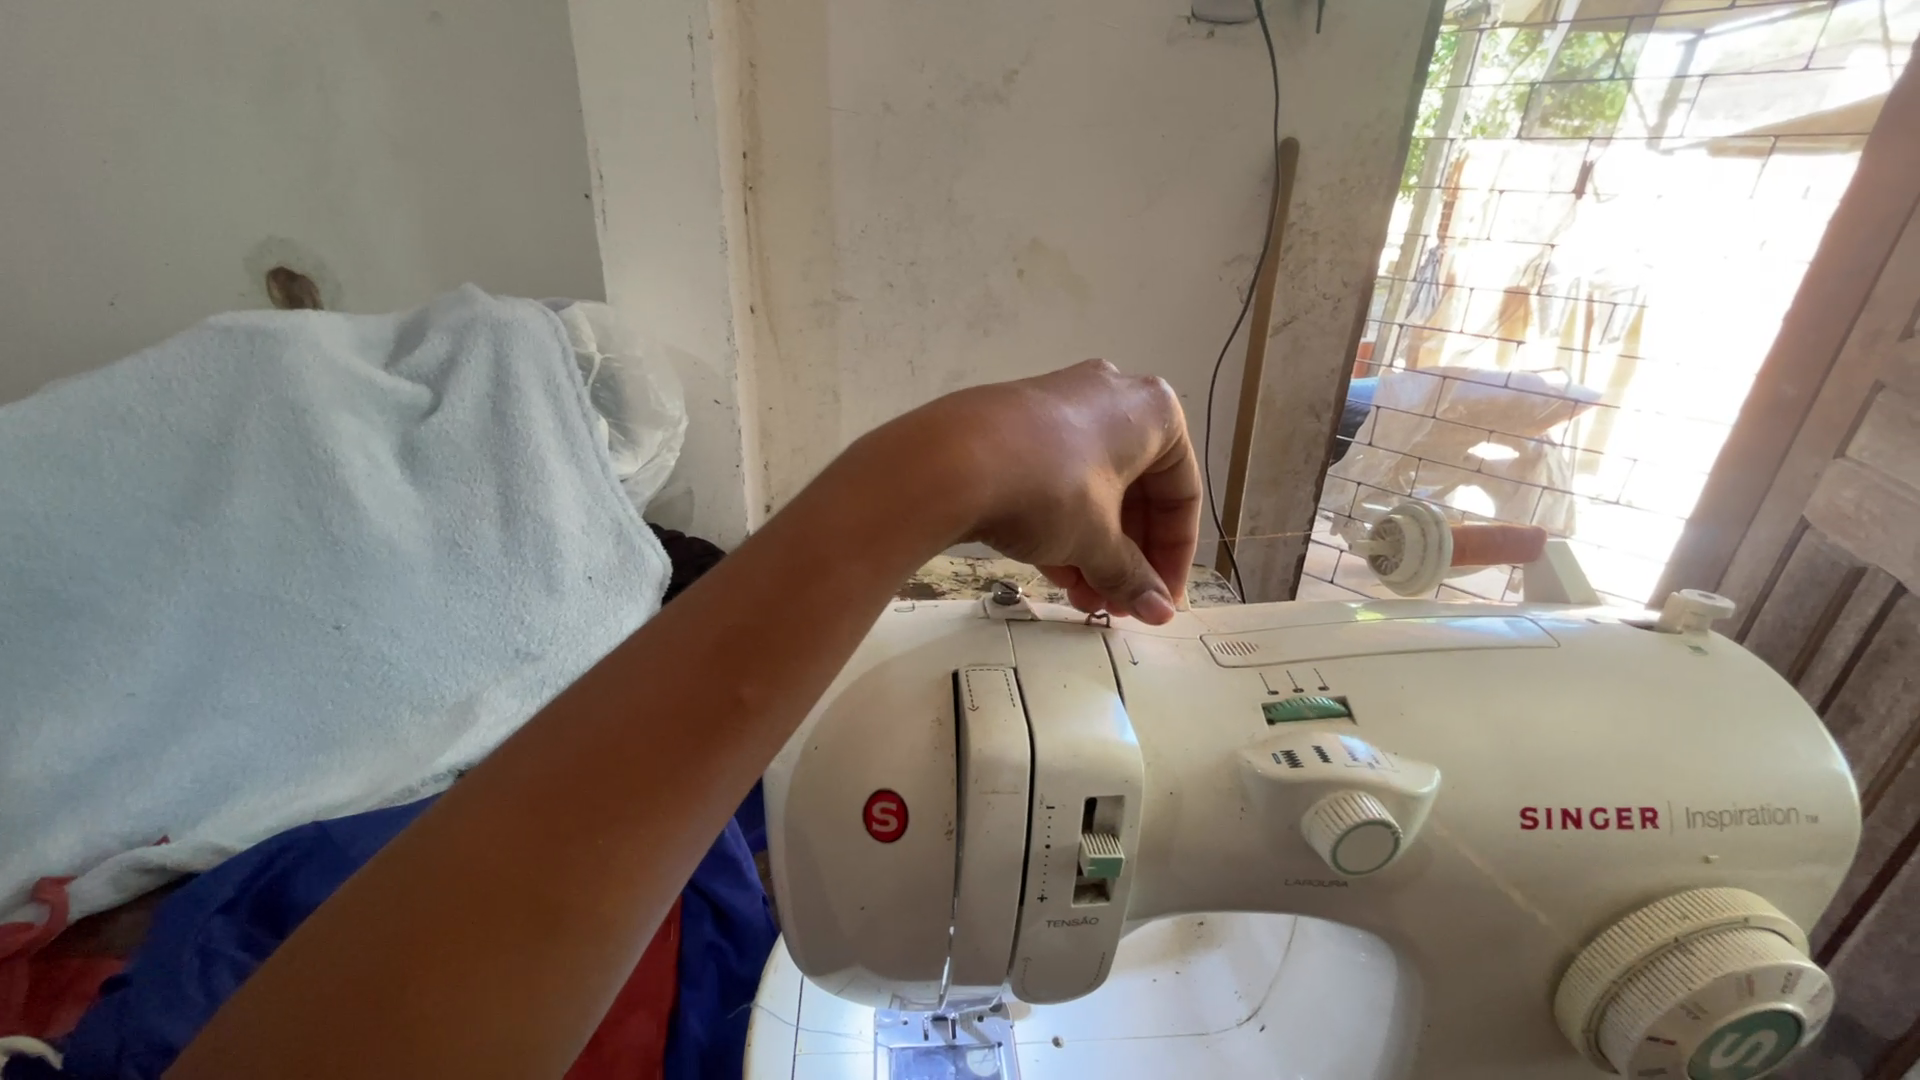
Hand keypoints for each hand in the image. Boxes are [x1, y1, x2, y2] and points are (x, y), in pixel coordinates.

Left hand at [910, 360, 1200, 622]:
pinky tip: (1054, 573)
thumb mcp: (1097, 540)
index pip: (1180, 494)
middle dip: (1128, 557)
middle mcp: (1110, 397)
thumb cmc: (1048, 489)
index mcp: (1152, 412)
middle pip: (1136, 491)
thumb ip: (1132, 576)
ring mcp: (1059, 406)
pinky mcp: (1016, 425)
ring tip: (1085, 601)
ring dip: (1095, 550)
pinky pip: (1055, 479)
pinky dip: (1062, 525)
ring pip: (1093, 488)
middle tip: (1119, 604)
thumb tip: (1159, 611)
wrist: (949, 461)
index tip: (1162, 600)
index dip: (1174, 557)